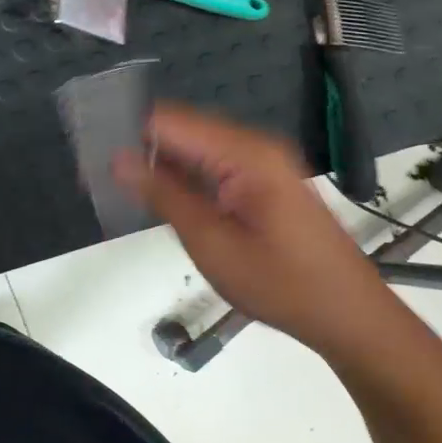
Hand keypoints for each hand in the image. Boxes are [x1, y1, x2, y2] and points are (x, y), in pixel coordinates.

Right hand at [116, 105, 396, 356]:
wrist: (353, 322)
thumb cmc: (282, 284)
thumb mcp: (211, 242)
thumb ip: (161, 194)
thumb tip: (116, 157)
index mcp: (244, 152)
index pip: (166, 119)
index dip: (124, 130)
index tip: (87, 150)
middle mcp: (252, 146)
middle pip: (176, 129)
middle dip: (135, 147)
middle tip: (94, 175)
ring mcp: (259, 163)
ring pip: (188, 148)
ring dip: (154, 164)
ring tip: (115, 187)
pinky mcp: (261, 182)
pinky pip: (207, 164)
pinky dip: (179, 178)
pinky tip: (155, 198)